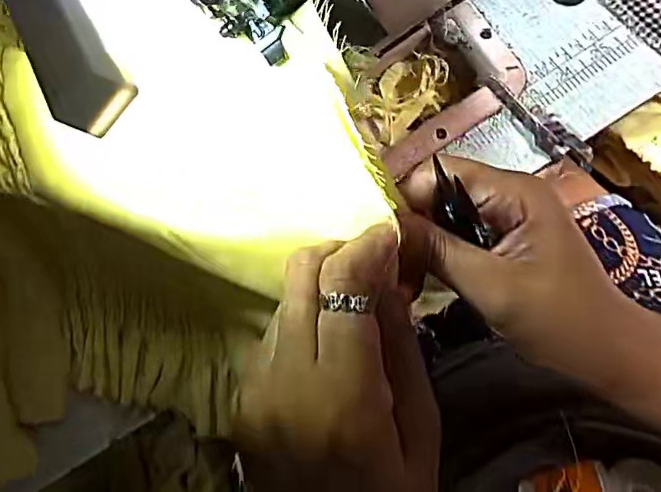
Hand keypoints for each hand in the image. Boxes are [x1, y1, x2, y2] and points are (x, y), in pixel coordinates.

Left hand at [235, 224, 438, 491]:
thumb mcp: (420, 429)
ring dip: (321, 282)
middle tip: (372, 259)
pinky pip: (274, 329)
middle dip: (340, 249)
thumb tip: (386, 277)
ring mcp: (255, 386)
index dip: (367, 245)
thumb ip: (401, 345)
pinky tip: (326, 337)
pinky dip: (303, 316)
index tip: (389, 232)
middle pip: (302, 272)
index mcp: (342, 394)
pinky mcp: (241, 395)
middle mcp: (287, 380)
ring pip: (286, 294)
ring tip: (353, 300)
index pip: (341, 284)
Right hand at [400, 157, 632, 382]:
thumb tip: (390, 225)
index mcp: (514, 190)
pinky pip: (464, 232)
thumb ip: (440, 251)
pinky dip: (443, 252)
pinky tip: (424, 277)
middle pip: (442, 189)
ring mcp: (510, 214)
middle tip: (389, 260)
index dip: (408, 194)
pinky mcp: (508, 237)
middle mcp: (510, 191)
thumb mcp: (494, 288)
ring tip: (402, 274)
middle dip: (414, 221)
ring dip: (426, 240)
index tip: (381, 230)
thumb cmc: (562, 322)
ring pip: (449, 213)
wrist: (616, 357)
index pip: (442, 170)